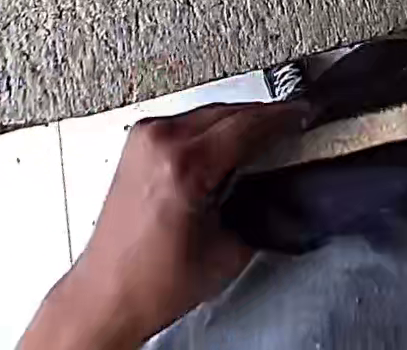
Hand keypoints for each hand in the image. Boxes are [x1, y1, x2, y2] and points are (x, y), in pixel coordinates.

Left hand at [21, 101, 303, 349]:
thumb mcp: (229, 247)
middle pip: (233, 111)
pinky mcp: (140, 139)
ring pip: (213, 109)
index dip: (284, 116)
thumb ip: (262, 203)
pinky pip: (192, 117)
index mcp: (184, 165)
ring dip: (241, 119)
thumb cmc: (152, 284)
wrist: (103, 298)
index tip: (304, 113)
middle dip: (266, 117)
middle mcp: (161, 142)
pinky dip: (216, 124)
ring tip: (264, 133)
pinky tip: (230, 137)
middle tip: (291, 124)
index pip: (249, 123)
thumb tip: (285, 176)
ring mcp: (147, 136)